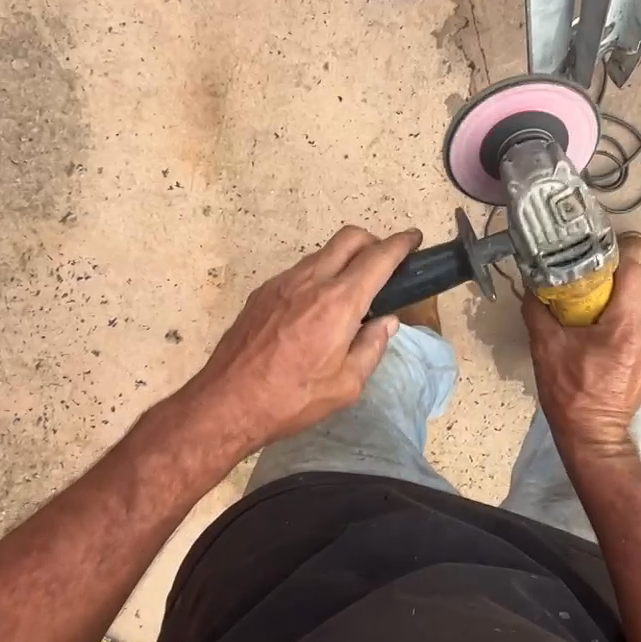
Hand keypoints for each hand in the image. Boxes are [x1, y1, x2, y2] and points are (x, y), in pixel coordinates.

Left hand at [177, 226, 421, 459]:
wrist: (226, 404)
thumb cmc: (292, 400)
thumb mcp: (347, 385)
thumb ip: (372, 347)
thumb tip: (387, 323)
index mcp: (339, 303)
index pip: (378, 258)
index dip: (402, 244)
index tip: (414, 239)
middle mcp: (311, 282)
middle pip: (350, 237)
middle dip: (374, 241)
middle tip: (385, 264)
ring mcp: (283, 283)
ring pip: (323, 252)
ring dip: (345, 259)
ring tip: (351, 292)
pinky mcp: (263, 292)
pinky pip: (301, 270)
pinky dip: (320, 275)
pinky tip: (318, 308)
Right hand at [522, 233, 640, 463]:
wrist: (593, 437)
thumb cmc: (569, 394)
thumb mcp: (545, 348)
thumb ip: (539, 309)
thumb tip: (533, 283)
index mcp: (626, 326)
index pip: (635, 269)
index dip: (618, 253)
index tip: (597, 252)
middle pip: (639, 285)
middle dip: (612, 278)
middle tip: (585, 281)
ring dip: (618, 301)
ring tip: (591, 311)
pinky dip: (624, 322)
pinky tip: (602, 337)